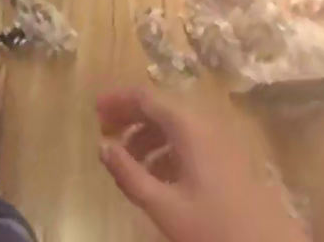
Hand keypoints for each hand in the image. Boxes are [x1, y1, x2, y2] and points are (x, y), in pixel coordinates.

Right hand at [96, 86, 308, 241]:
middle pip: (159, 106)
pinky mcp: (229, 158)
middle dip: (130, 116)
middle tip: (105, 134)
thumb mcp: (165, 208)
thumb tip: (103, 147)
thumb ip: (130, 175)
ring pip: (174, 124)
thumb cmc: (217, 232)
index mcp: (188, 125)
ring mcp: (220, 139)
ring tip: (126, 160)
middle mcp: (204, 122)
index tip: (94, 113)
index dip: (117, 100)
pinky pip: (190, 140)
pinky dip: (166, 149)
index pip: (145, 95)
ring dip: (147, 135)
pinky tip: (156, 177)